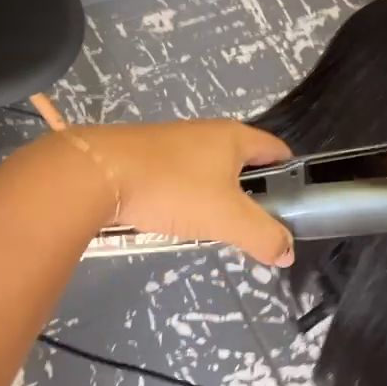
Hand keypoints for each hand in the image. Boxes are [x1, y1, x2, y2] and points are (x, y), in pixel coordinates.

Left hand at [69, 120, 294, 265]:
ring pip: (210, 173)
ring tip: (212, 228)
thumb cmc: (173, 188)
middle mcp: (208, 133)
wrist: (95, 174)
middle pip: (243, 164)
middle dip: (251, 194)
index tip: (291, 207)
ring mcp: (174, 143)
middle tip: (251, 225)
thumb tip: (287, 252)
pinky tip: (175, 219)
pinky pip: (180, 179)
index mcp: (235, 138)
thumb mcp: (227, 218)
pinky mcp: (146, 157)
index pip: (277, 151)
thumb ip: (263, 236)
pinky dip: (185, 199)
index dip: (290, 176)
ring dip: (216, 199)